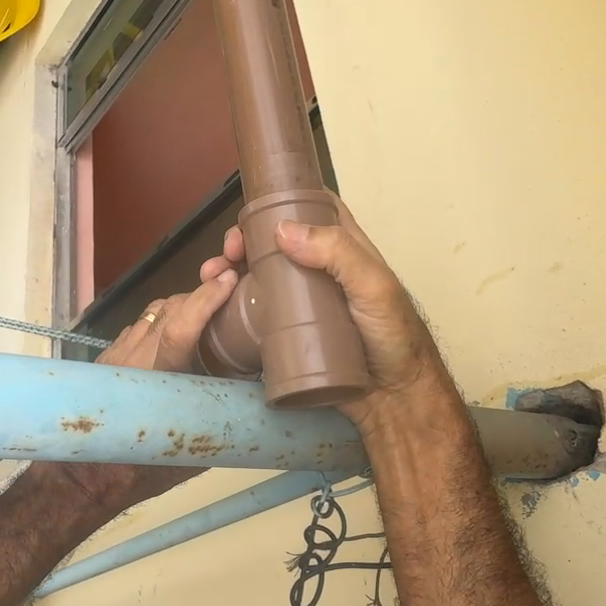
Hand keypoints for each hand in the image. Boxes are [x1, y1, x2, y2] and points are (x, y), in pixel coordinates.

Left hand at [48, 269, 239, 513]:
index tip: (229, 281)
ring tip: (205, 315)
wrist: (85, 476)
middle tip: (228, 297)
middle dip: (200, 297)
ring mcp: (116, 353)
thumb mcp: (194, 449)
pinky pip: (140, 326)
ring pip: (153, 313)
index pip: (181, 324)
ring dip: (181, 307)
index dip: (206, 299)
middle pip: (170, 309)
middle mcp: (133, 356)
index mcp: (156, 376)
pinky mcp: (107, 357)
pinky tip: (175, 336)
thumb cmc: (141, 469)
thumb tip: (255, 394)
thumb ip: (223, 417)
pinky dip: (162, 321)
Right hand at [197, 200, 454, 428]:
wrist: (393, 401)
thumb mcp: (373, 287)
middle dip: (244, 241)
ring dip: (231, 270)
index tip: (249, 214)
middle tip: (227, 253)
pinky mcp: (289, 333)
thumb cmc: (393, 337)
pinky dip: (233, 304)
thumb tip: (281, 231)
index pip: (309, 210)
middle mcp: (319, 270)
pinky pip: (258, 312)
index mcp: (343, 249)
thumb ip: (338, 254)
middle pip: (274, 243)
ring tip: (212, 277)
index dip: (279, 204)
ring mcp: (302, 303)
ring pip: (260, 276)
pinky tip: (216, 305)